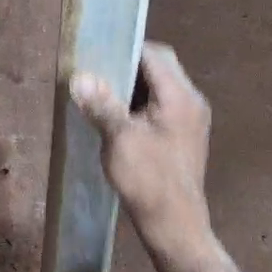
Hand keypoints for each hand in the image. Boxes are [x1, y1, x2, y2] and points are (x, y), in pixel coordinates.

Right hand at [69, 42, 211, 253]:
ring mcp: (189, 118)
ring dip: (130, 86)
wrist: (174, 222)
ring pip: (158, 86)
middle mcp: (191, 101)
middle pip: (159, 67)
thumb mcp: (120, 138)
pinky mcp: (182, 134)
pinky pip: (159, 104)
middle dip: (126, 67)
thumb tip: (79, 76)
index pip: (154, 54)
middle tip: (94, 74)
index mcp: (181, 96)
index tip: (95, 55)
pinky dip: (137, 103)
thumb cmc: (148, 178)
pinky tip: (115, 118)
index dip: (124, 49)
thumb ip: (102, 104)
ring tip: (99, 94)